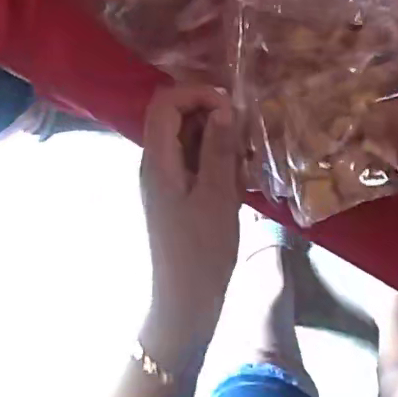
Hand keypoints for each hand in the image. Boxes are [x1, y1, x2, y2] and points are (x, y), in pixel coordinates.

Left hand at [138, 85, 240, 364]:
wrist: (183, 303)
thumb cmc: (202, 252)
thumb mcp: (218, 197)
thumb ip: (218, 149)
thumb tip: (223, 106)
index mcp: (157, 160)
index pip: (165, 103)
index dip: (197, 94)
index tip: (231, 107)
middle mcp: (153, 162)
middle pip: (172, 116)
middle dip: (208, 112)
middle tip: (243, 130)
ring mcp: (161, 177)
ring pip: (183, 136)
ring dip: (213, 135)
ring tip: (244, 153)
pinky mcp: (172, 192)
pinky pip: (189, 158)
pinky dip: (211, 156)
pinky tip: (237, 173)